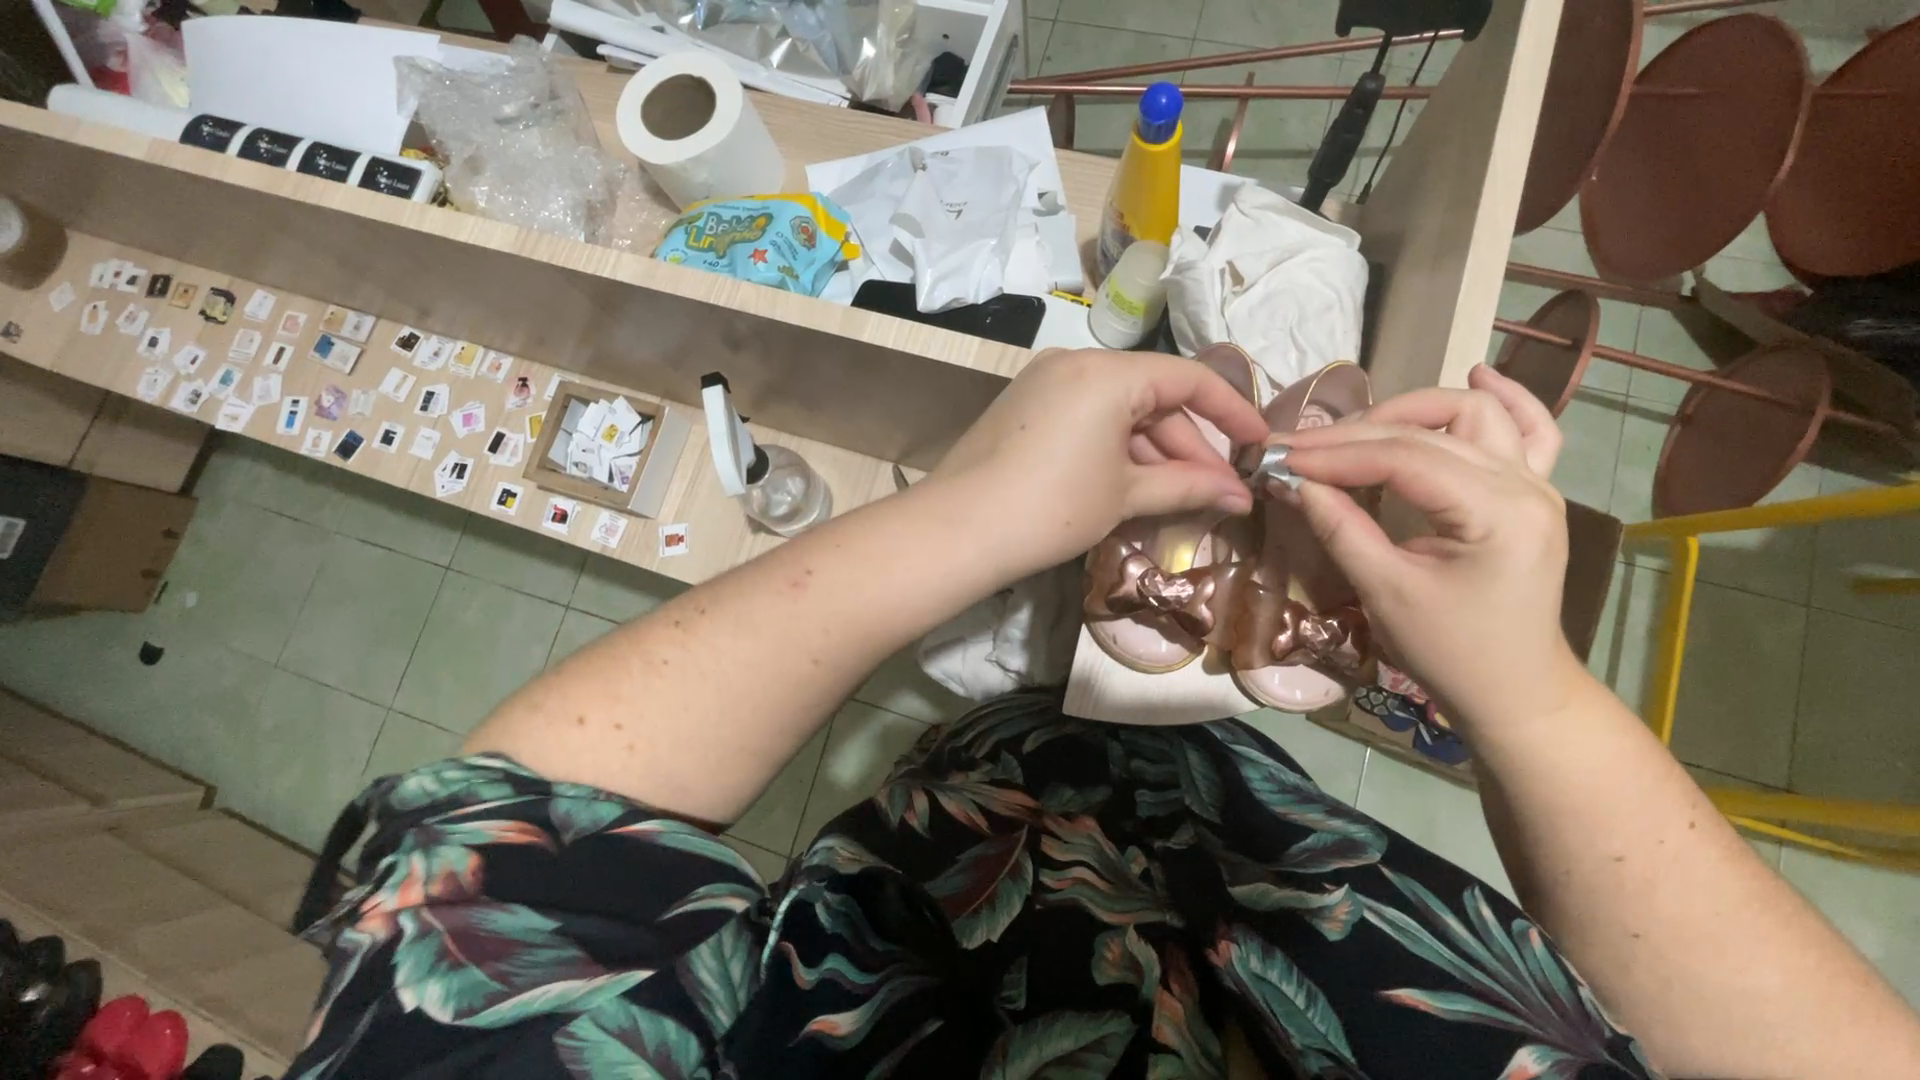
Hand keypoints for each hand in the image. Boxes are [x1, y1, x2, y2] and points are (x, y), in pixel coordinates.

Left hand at [931, 348, 1268, 576]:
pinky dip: (1116, 448)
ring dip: (1153, 452)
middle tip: (1220, 491)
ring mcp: (1044, 382)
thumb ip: (1187, 487)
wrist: (959, 530)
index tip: (1260, 444)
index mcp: (1106, 372)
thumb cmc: (1051, 508)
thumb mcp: (1125, 496)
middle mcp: (1074, 362)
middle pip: (1152, 396)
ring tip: (1183, 497)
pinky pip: (1087, 418)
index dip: (1231, 412)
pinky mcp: (1024, 407)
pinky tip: (1135, 486)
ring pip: (1119, 410)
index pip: (1188, 379)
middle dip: (1189, 446)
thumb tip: (1239, 496)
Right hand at [1280, 364, 1582, 729]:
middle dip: (1355, 434)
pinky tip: (1480, 374)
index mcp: (1497, 513)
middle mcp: (1525, 485)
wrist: (1514, 688)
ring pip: (1474, 415)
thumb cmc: (1448, 650)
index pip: (1404, 458)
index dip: (1336, 453)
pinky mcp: (1533, 492)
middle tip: (1297, 448)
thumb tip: (1293, 483)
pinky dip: (1506, 399)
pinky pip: (1530, 430)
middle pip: (1430, 430)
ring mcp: (1537, 484)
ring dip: (1412, 410)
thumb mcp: (1385, 592)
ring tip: (1356, 426)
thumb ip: (1341, 528)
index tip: (1280, 458)